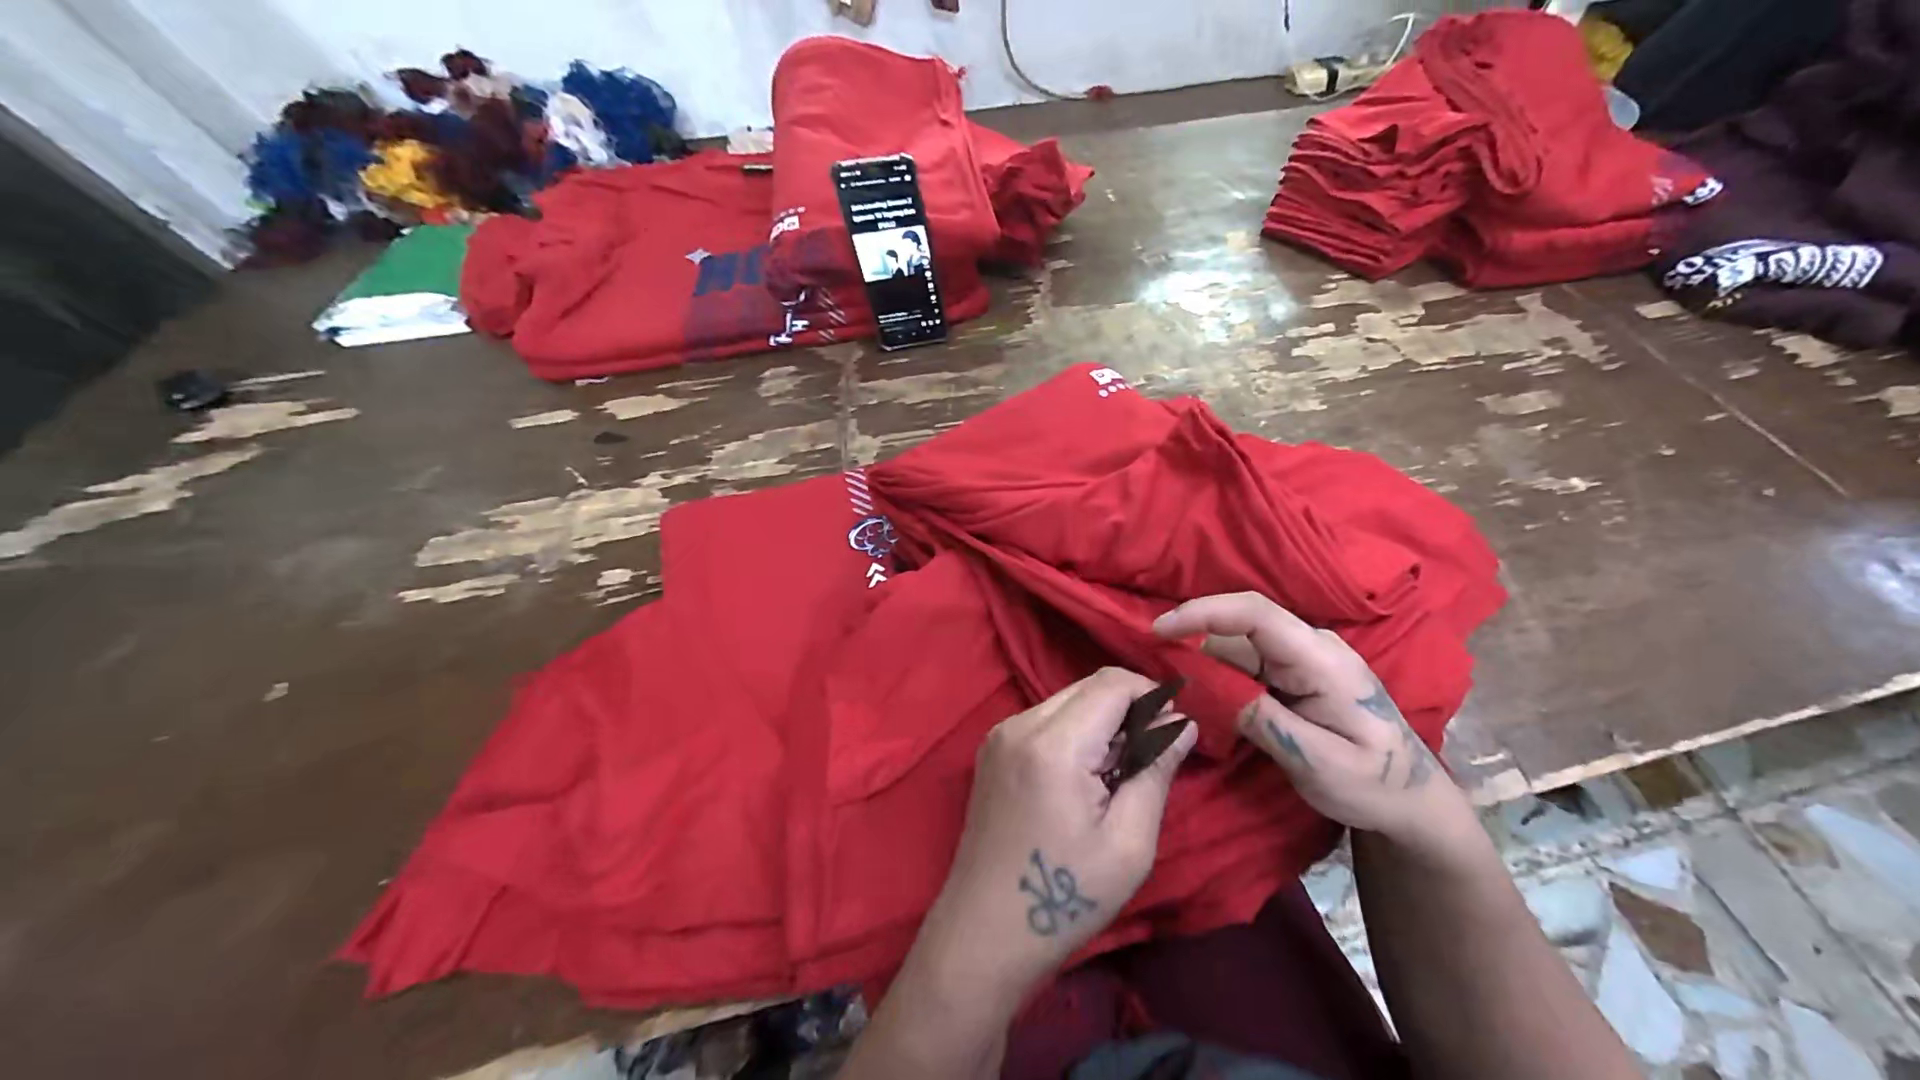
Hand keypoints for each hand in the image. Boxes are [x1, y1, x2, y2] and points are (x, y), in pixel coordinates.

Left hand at [910, 668, 1196, 1000]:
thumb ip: (1155, 771)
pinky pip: (1044, 718)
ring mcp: (1000, 734)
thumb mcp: (1129, 842)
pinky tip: (1085, 774)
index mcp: (1053, 744)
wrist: (986, 929)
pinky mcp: (992, 749)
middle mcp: (1020, 724)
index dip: (1152, 695)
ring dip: (1101, 720)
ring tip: (1120, 770)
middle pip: (1087, 686)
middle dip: (1129, 707)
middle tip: (1154, 753)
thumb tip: (1183, 725)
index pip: (1111, 684)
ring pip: (1066, 699)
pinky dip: (1075, 731)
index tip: (1177, 729)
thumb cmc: (1067, 895)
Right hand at [1153, 592, 1477, 860]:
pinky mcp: (1294, 673)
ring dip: (1202, 662)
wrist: (1412, 800)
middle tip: (1156, 674)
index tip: (1160, 629)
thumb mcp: (1316, 762)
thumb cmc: (1374, 785)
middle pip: (1238, 629)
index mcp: (1322, 660)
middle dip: (1192, 641)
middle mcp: (1311, 647)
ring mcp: (1302, 658)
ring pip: (1237, 646)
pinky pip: (1245, 662)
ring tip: (1172, 689)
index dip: (1203, 612)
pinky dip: (1217, 675)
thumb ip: (1263, 721)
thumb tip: (1205, 689)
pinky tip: (1200, 696)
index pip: (1256, 615)